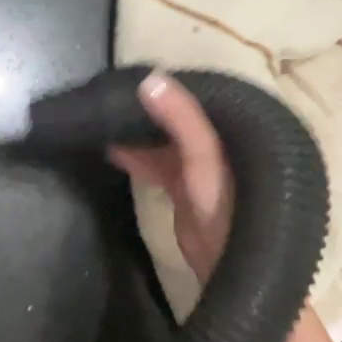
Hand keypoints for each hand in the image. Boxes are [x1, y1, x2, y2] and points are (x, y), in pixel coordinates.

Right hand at [106, 71, 234, 280]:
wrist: (228, 268)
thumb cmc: (227, 208)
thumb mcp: (205, 159)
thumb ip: (183, 121)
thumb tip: (148, 79)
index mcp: (237, 129)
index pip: (201, 95)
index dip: (170, 84)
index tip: (133, 73)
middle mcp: (221, 144)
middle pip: (180, 116)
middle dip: (149, 107)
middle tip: (110, 94)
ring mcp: (202, 168)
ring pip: (165, 139)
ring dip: (138, 132)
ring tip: (104, 119)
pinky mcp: (184, 190)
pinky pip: (156, 163)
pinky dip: (136, 155)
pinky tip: (110, 148)